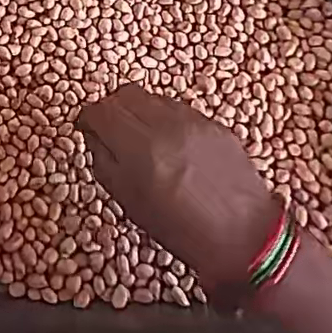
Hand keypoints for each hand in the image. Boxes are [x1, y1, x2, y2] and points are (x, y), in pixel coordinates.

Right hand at [76, 84, 277, 292]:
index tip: (87, 127)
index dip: (88, 117)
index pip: (101, 110)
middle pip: (124, 94)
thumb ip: (103, 160)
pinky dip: (165, 119)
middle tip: (109, 128)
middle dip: (111, 108)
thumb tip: (94, 137)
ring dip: (139, 111)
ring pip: (151, 97)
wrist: (244, 238)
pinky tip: (169, 144)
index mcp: (139, 147)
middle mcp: (166, 126)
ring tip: (141, 138)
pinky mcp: (215, 124)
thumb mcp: (127, 198)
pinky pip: (179, 109)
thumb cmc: (181, 227)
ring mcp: (194, 122)